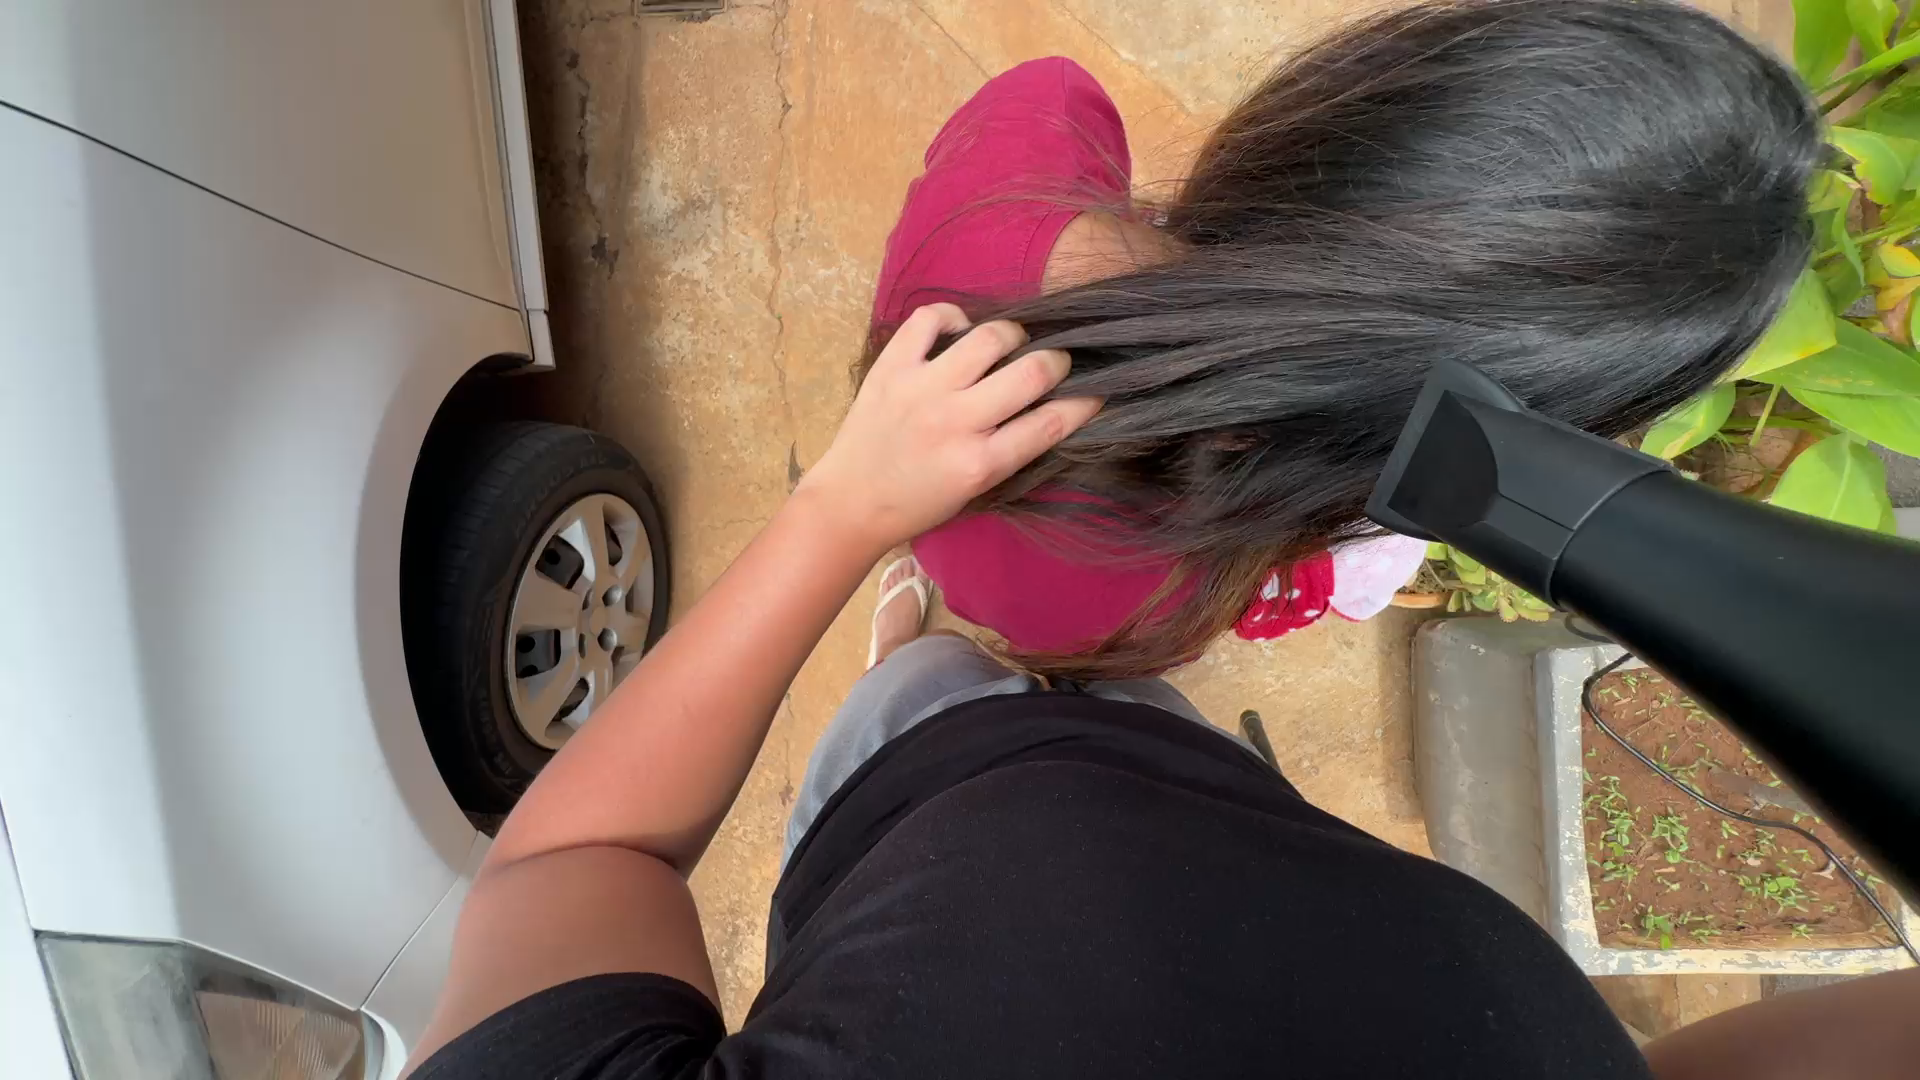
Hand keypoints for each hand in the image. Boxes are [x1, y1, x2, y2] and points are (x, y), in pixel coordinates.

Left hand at [798, 304, 1099, 555]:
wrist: (850, 503)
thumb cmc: (918, 505)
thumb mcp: (975, 492)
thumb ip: (1011, 452)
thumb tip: (1049, 407)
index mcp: (980, 464)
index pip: (1050, 423)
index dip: (1084, 403)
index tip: (1096, 392)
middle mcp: (956, 422)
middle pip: (1031, 373)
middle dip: (1057, 362)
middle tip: (1054, 363)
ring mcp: (922, 390)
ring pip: (989, 337)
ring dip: (1013, 335)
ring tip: (1011, 343)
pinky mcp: (891, 368)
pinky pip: (929, 319)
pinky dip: (952, 316)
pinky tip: (959, 330)